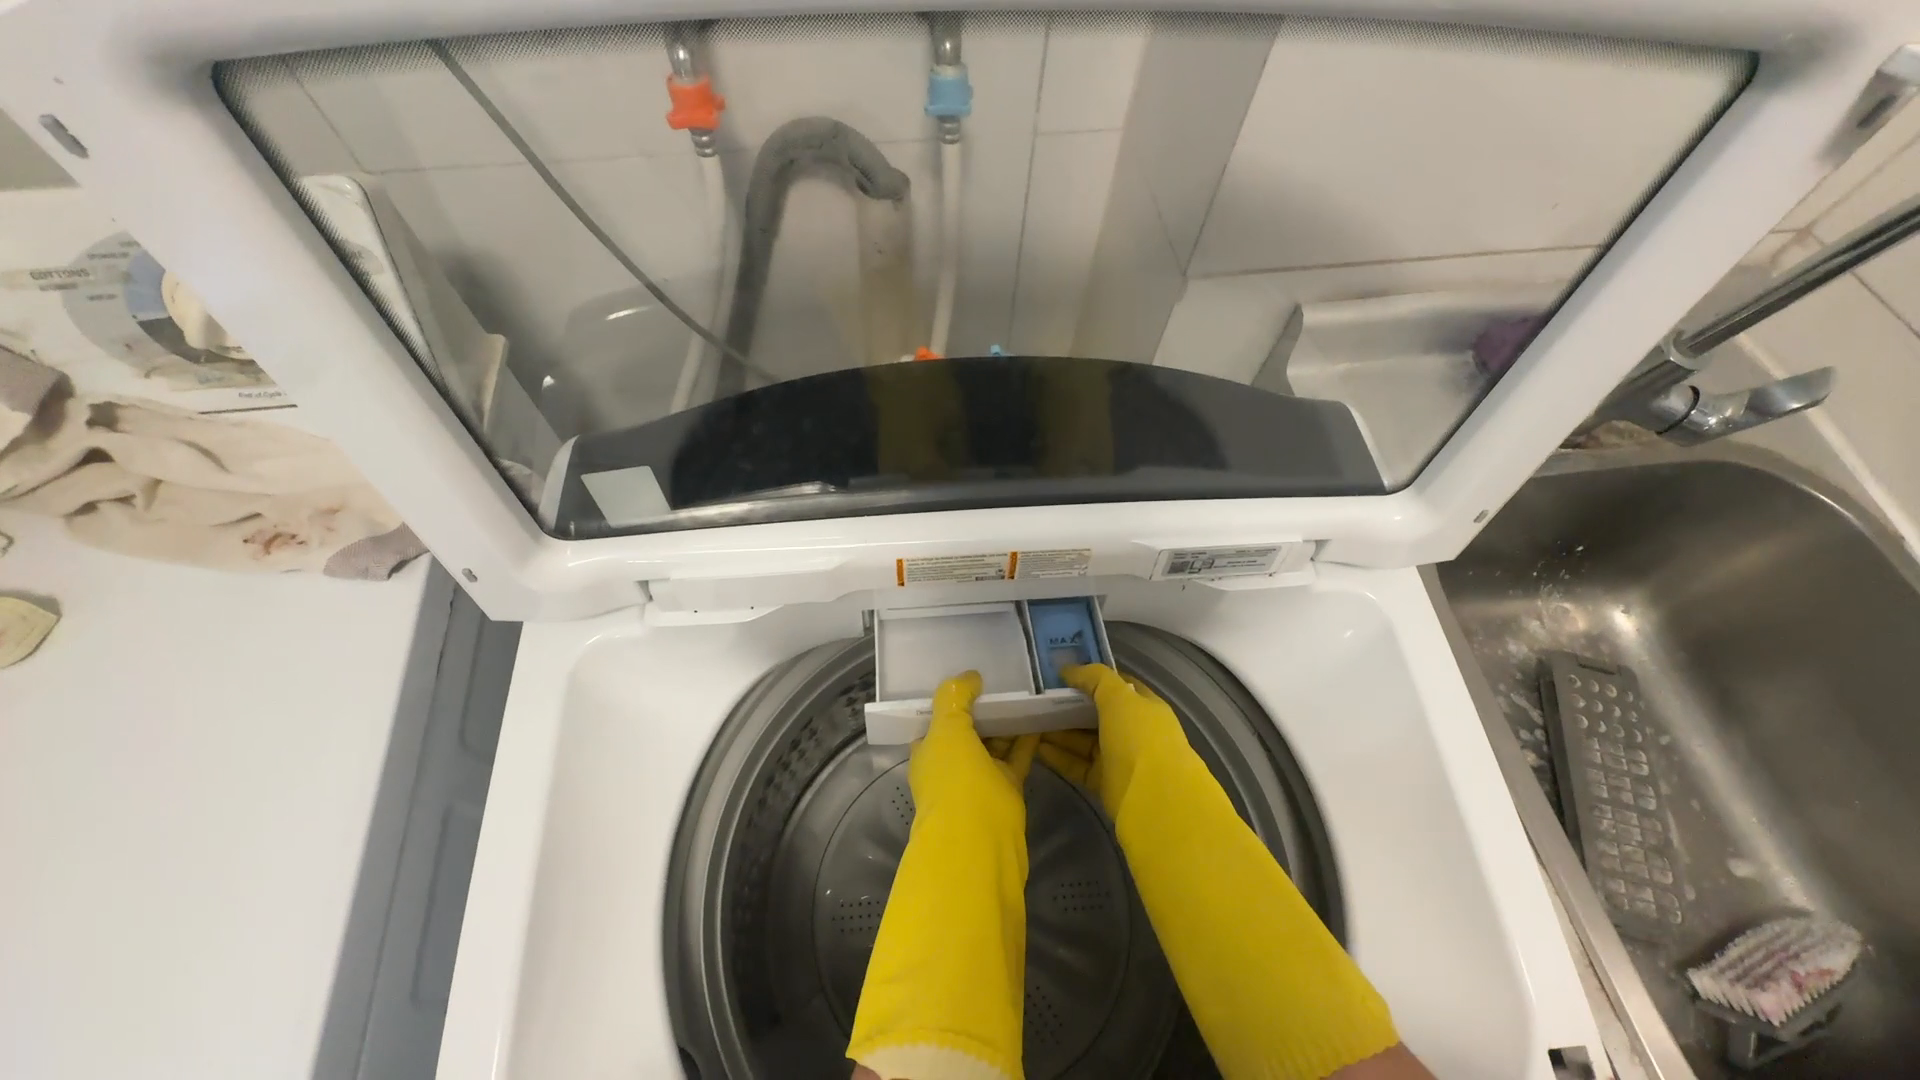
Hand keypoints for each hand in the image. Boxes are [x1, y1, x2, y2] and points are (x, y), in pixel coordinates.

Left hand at [846, 671, 1035, 1079]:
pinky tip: (1042, 716)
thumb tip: (969, 676)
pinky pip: (1017, 755)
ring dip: (1006, 721)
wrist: (980, 843)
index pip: (937, 719)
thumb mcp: (946, 730)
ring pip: (993, 742)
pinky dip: (1027, 738)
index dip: (952, 698)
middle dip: (982, 708)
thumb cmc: (954, 782)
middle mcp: (949, 765)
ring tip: (1026, 690)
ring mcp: (978, 779)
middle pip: (967, 730)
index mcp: (928, 752)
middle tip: (1006, 677)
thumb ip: (954, 698)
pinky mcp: (1006, 790)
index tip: (973, 675)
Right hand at [1035, 663, 1186, 817]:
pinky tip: (1036, 747)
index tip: (1062, 674)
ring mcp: (1119, 758)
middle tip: (1038, 698)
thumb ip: (1095, 678)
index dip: (1092, 678)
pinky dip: (1058, 756)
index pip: (1117, 687)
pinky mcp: (1104, 782)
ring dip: (1059, 731)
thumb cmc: (1139, 738)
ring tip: (1029, 721)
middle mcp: (1133, 732)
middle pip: (1096, 714)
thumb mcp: (1119, 697)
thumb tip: (1068, 669)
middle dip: (1069, 706)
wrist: (1153, 797)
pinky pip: (1077, 764)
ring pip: (1084, 740)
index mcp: (1144, 707)